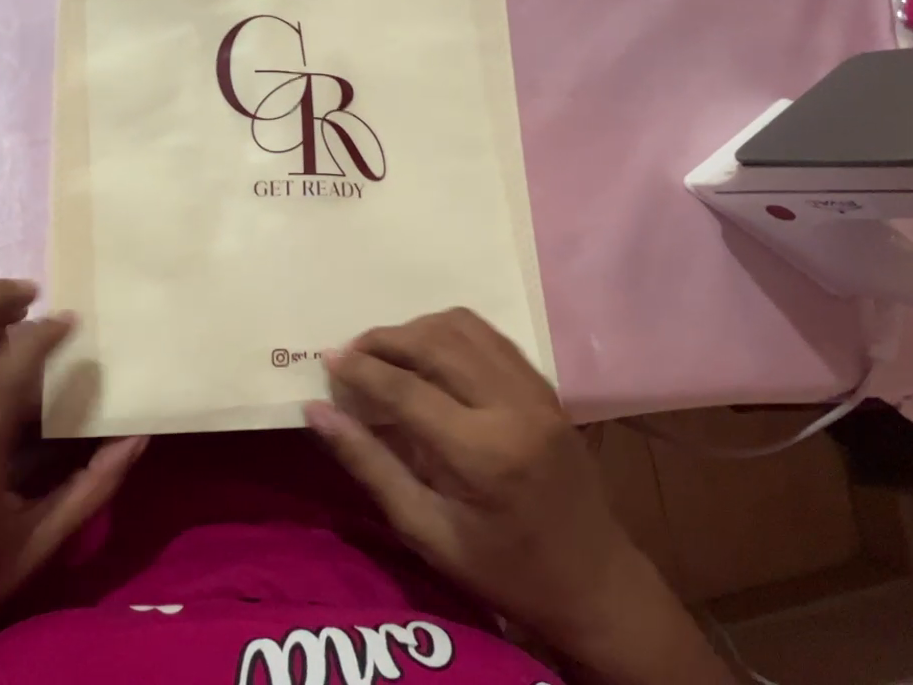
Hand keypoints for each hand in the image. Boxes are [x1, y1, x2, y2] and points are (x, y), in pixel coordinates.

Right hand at [308, 309, 731, 684]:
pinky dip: (451, 334)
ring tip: (386, 352)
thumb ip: (369, 465)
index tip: (325, 358)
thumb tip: (317, 411)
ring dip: (418, 330)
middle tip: (350, 352)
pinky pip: (491, 338)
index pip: (407, 389)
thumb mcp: (425, 531)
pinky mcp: (547, 388)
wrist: (595, 584)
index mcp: (484, 453)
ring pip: (465, 328)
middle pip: (436, 343)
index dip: (360, 369)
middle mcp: (514, 407)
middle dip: (385, 339)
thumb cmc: (503, 571)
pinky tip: (429, 355)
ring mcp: (537, 392)